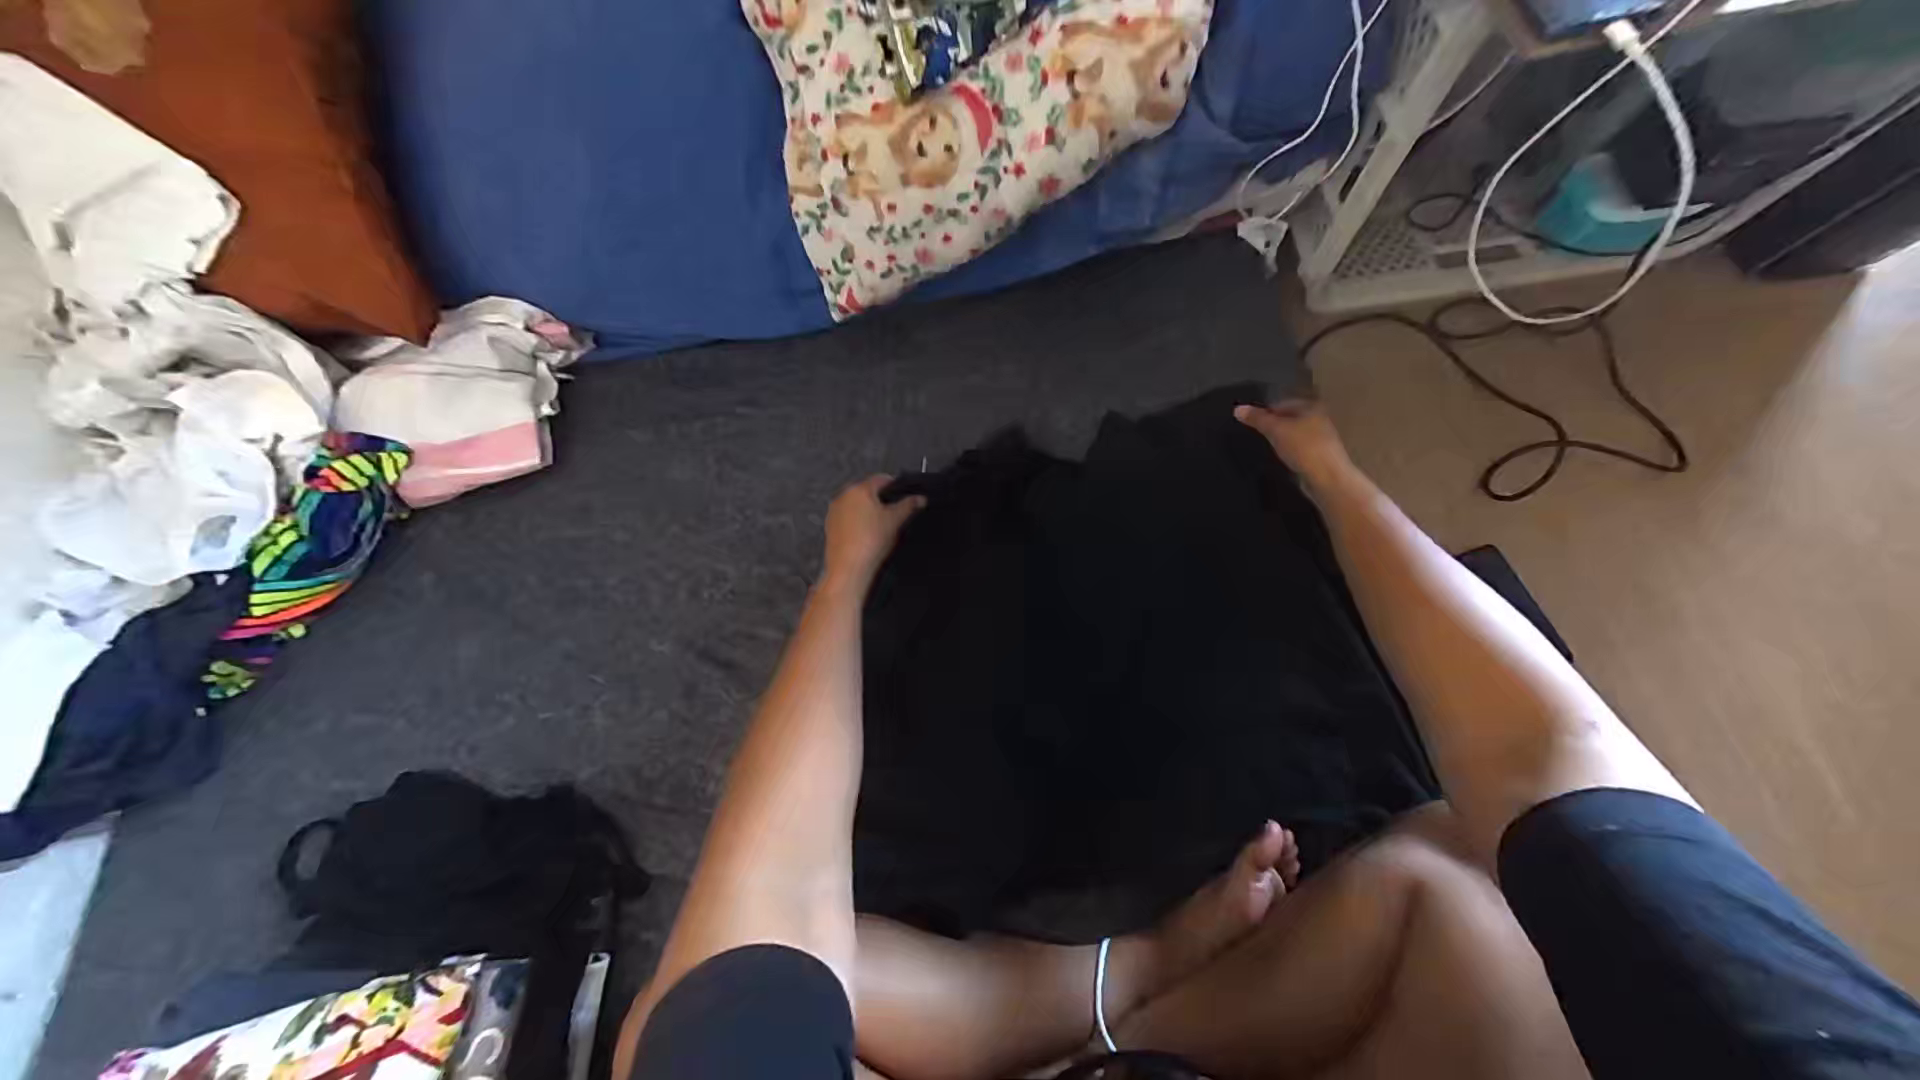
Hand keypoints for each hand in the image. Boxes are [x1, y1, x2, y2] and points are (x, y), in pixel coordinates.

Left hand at [821, 475, 925, 590]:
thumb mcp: (896, 520)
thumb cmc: (871, 540)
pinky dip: (857, 522)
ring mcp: (834, 511)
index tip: (904, 495)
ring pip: (856, 505)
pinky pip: (847, 518)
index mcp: (859, 489)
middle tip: (894, 514)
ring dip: (868, 511)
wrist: (849, 567)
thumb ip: (909, 505)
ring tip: (880, 527)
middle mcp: (843, 496)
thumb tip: (920, 498)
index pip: (881, 479)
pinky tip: (866, 536)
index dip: (896, 486)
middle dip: (881, 500)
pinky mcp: (830, 526)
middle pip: (867, 492)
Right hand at [1234, 399, 1352, 485]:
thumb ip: (1257, 419)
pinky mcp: (1320, 453)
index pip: (1280, 403)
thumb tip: (1237, 409)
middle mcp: (1318, 418)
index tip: (1250, 423)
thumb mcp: (1274, 430)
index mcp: (1310, 406)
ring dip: (1281, 438)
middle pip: (1288, 418)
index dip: (1264, 412)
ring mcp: (1321, 436)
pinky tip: (1283, 458)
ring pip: (1293, 433)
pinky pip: (1299, 447)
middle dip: (1273, 425)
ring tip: (1269, 447)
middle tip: (1258, 435)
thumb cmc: (1302, 447)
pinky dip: (1289, 450)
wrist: (1327, 476)